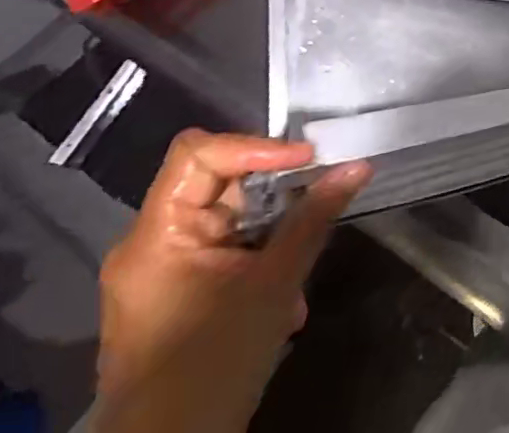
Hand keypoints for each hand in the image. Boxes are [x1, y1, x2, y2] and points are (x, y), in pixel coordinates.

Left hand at [94, 130, 370, 432]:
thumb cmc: (213, 362)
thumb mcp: (275, 284)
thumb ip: (315, 218)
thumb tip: (358, 166)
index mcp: (157, 235)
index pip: (198, 154)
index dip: (256, 147)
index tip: (309, 160)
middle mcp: (149, 243)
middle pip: (217, 184)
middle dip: (276, 193)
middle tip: (321, 200)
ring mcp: (160, 269)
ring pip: (229, 219)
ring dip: (275, 232)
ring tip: (303, 265)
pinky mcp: (175, 292)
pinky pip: (224, 250)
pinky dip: (261, 256)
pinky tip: (285, 296)